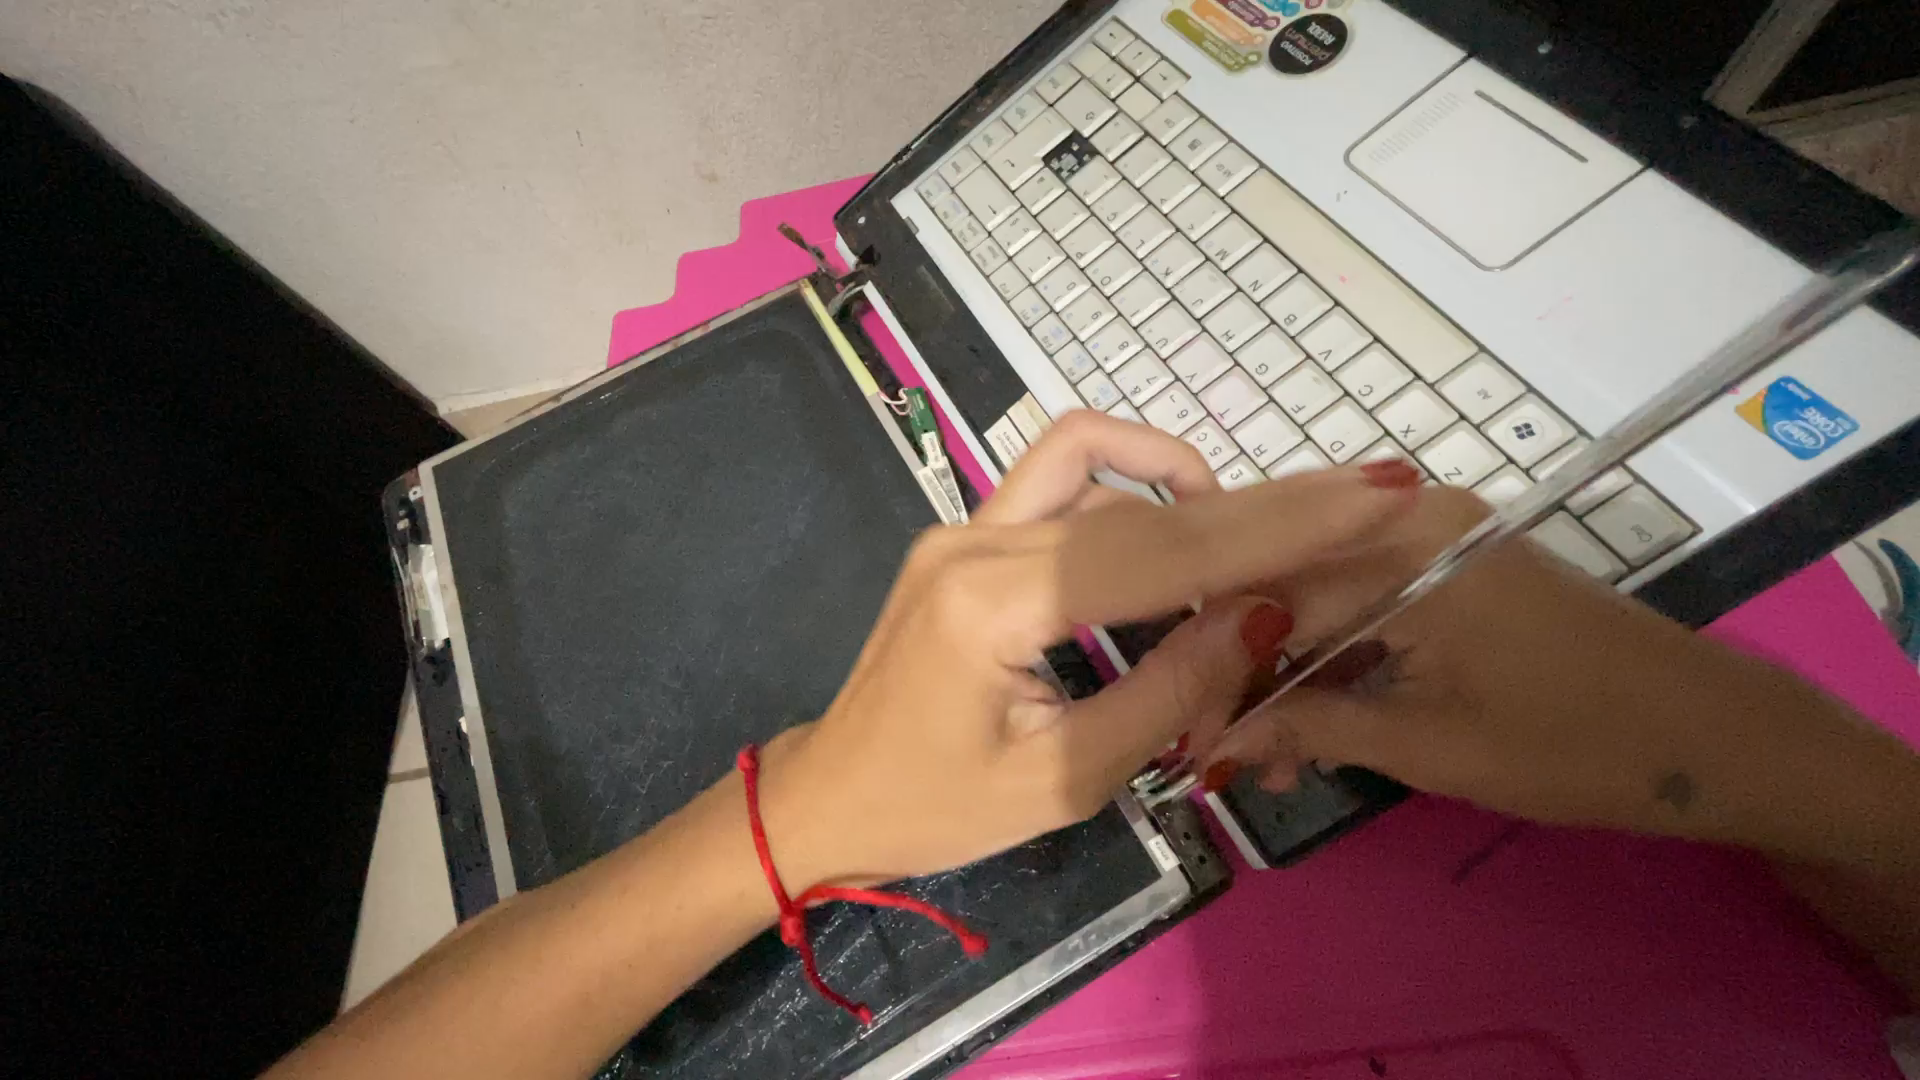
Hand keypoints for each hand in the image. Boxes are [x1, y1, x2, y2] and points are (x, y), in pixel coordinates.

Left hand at [754, 412, 1422, 888]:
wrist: (834, 792)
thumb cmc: (938, 809)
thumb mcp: (1065, 778)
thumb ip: (1168, 691)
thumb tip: (1261, 615)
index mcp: (991, 604)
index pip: (1158, 548)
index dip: (1273, 525)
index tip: (1372, 495)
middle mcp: (972, 540)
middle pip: (1135, 495)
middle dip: (1253, 498)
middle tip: (1350, 495)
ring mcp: (960, 528)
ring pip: (1090, 459)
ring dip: (1182, 487)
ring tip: (1251, 542)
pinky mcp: (962, 537)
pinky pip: (1059, 487)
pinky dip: (1129, 497)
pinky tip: (1169, 543)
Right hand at [1197, 487, 1919, 867]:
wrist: (1725, 739)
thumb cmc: (1577, 744)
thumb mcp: (1426, 744)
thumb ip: (1307, 727)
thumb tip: (1207, 743)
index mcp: (1400, 547)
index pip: (1264, 600)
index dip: (1217, 672)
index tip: (1187, 733)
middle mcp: (1401, 513)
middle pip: (1277, 582)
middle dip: (1244, 667)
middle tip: (1228, 745)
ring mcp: (1422, 529)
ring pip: (1308, 590)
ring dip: (1283, 666)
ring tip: (1276, 750)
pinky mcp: (1437, 556)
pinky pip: (1351, 594)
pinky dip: (1326, 652)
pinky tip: (1317, 713)